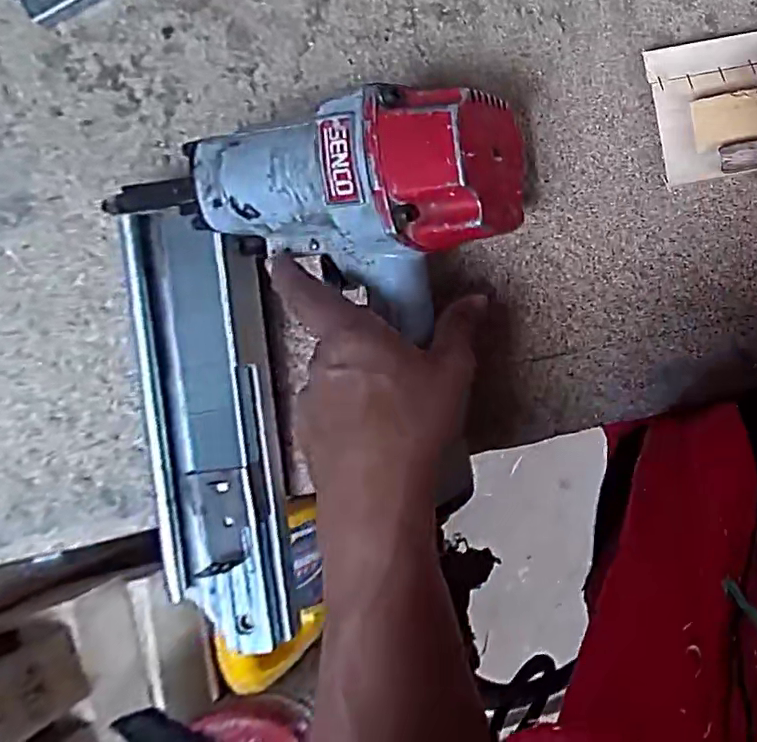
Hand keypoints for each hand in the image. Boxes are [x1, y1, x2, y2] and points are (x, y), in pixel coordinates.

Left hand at [269, 259, 486, 509]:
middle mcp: (322, 365)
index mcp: (352, 338)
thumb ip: (460, 329)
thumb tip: (474, 301)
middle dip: (365, 335)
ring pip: (336, 372)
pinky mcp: (311, 434)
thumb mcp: (453, 369)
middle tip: (402, 343)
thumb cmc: (415, 424)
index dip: (293, 275)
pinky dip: (356, 403)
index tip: (282, 261)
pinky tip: (388, 421)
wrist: (379, 496)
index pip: (311, 297)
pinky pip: (333, 403)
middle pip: (336, 337)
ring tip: (404, 389)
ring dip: (363, 371)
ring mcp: (312, 402)